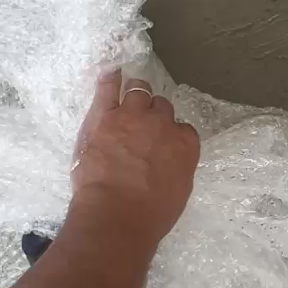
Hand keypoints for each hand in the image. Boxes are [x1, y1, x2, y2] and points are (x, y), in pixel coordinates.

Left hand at [68, 70, 199, 249]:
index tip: (164, 143)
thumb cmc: (150, 213)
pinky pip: (109, 88)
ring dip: (138, 93)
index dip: (172, 134)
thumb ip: (178, 166)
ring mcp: (131, 116)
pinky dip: (111, 79)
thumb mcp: (179, 190)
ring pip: (139, 91)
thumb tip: (172, 159)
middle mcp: (162, 124)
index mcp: (185, 144)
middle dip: (155, 113)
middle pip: (161, 107)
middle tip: (145, 125)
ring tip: (132, 97)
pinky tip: (113, 73)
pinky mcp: (103, 116)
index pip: (182, 128)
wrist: (115, 215)